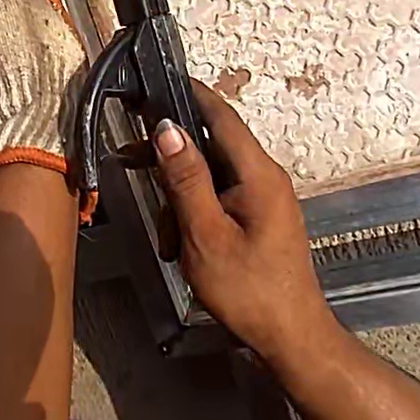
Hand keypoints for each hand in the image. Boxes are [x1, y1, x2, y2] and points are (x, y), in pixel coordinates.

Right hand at [148, 83, 342, 362]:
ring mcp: (262, 199)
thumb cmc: (250, 290)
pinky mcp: (257, 218)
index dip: (187, 95)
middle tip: (130, 162)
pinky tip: (183, 247)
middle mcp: (264, 178)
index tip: (155, 85)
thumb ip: (186, 179)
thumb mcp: (205, 234)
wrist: (289, 334)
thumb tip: (168, 130)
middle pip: (210, 148)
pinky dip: (193, 217)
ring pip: (209, 179)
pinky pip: (217, 201)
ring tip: (169, 242)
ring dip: (179, 202)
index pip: (221, 116)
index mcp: (257, 174)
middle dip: (170, 162)